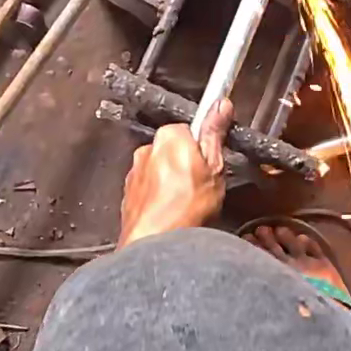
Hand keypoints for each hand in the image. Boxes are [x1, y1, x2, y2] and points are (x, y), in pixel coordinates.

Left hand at [117, 99, 232, 245]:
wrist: (155, 243)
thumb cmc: (185, 209)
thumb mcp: (214, 168)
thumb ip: (215, 134)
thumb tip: (221, 106)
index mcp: (169, 137)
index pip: (191, 130)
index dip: (205, 149)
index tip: (211, 162)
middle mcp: (147, 150)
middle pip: (175, 150)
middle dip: (187, 165)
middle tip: (204, 185)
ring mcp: (135, 173)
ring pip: (161, 171)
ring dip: (172, 183)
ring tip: (188, 204)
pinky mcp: (129, 194)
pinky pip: (150, 190)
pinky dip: (159, 199)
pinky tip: (173, 213)